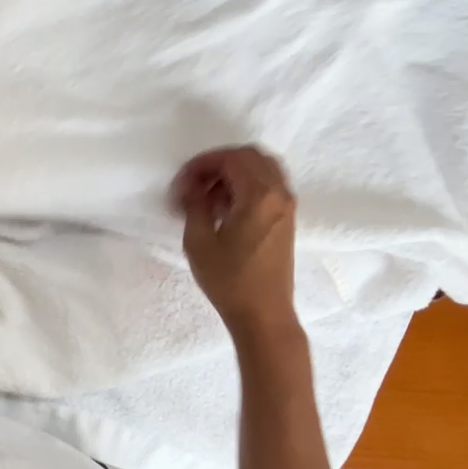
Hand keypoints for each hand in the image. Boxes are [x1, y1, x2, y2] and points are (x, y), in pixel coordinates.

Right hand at [173, 145, 300, 338]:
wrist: (262, 312)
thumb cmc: (228, 279)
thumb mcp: (198, 241)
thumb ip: (194, 204)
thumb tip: (190, 186)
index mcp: (259, 195)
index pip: (232, 158)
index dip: (202, 163)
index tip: (181, 182)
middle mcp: (279, 193)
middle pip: (250, 156)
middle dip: (218, 164)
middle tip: (193, 185)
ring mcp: (286, 205)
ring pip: (261, 169)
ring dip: (233, 173)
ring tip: (207, 197)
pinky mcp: (286, 218)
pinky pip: (268, 185)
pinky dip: (245, 185)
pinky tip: (224, 208)